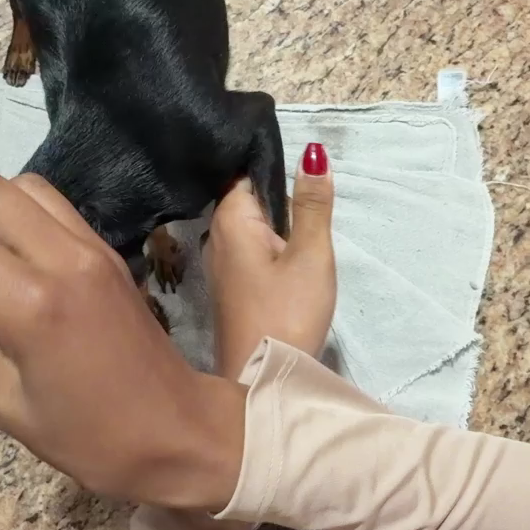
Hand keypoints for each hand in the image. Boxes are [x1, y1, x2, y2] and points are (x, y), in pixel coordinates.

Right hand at [0, 172, 244, 510]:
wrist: (177, 429)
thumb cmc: (90, 437)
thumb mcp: (6, 399)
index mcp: (32, 304)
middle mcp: (64, 258)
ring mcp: (93, 247)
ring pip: (20, 186)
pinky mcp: (109, 250)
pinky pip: (52, 206)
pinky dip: (15, 217)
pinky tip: (4, 258)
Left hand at [205, 142, 335, 377]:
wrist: (263, 378)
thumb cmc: (288, 312)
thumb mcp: (310, 253)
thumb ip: (312, 203)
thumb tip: (313, 151)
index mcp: (230, 220)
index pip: (245, 172)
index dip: (273, 164)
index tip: (302, 166)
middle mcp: (216, 236)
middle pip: (249, 198)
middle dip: (279, 196)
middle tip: (311, 204)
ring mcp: (221, 264)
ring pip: (253, 226)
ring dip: (278, 225)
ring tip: (304, 228)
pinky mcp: (231, 286)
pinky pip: (251, 250)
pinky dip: (271, 247)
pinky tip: (289, 257)